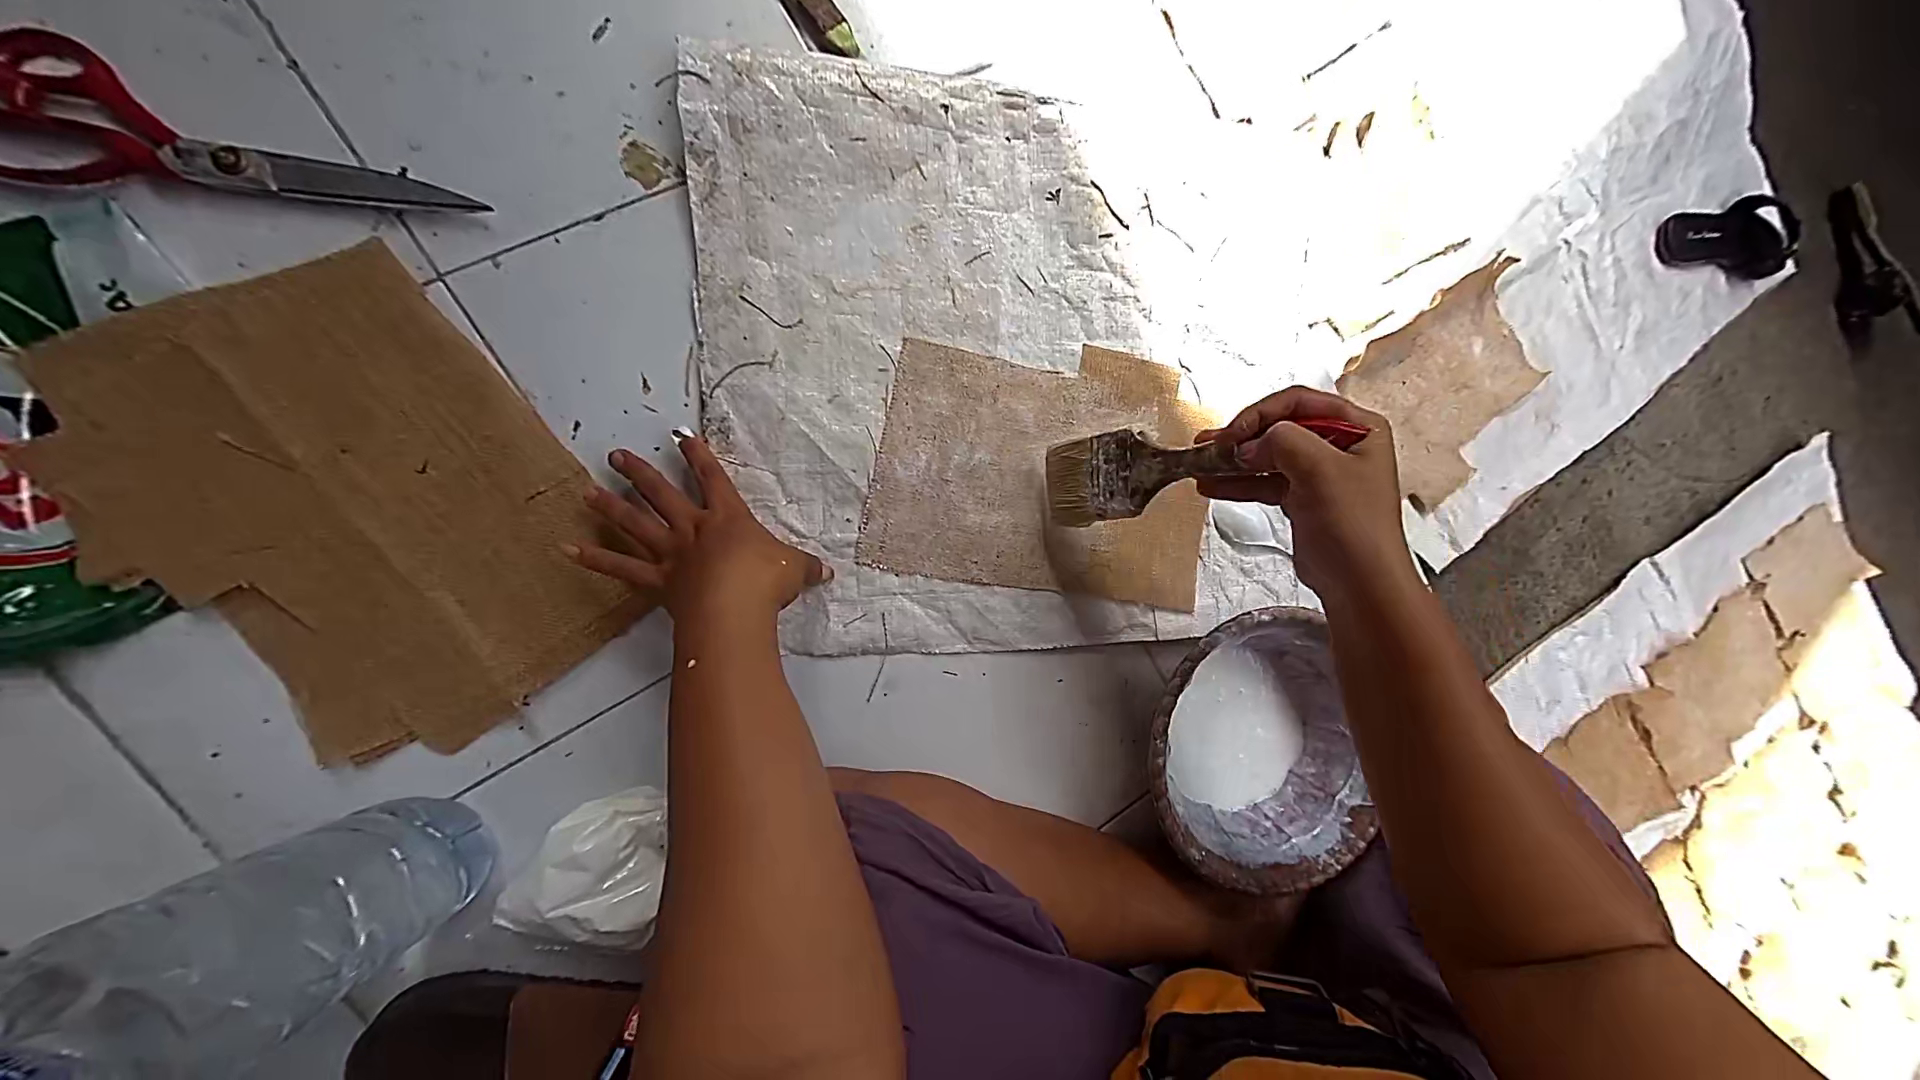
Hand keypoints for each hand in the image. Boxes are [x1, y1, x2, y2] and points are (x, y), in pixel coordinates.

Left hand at [566, 432, 830, 620]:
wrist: (734, 608)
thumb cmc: (764, 581)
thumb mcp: (795, 569)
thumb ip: (806, 567)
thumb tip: (828, 573)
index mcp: (728, 519)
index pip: (713, 479)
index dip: (699, 456)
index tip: (682, 436)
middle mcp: (694, 529)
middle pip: (662, 495)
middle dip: (640, 473)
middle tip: (616, 455)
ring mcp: (672, 554)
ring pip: (636, 524)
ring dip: (611, 507)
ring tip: (587, 491)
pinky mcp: (657, 581)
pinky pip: (622, 568)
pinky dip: (596, 559)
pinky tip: (569, 550)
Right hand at [1195, 387, 1414, 602]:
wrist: (1360, 582)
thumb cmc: (1355, 526)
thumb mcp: (1321, 469)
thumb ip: (1284, 442)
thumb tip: (1248, 443)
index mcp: (1357, 428)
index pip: (1298, 402)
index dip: (1261, 414)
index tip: (1233, 434)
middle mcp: (1339, 445)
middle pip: (1279, 427)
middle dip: (1241, 437)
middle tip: (1209, 446)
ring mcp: (1319, 473)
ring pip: (1267, 456)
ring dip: (1233, 460)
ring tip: (1201, 465)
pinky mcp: (1302, 498)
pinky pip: (1263, 481)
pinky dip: (1238, 483)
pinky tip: (1212, 486)